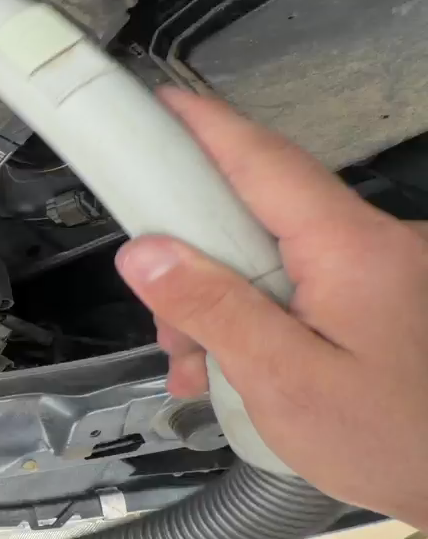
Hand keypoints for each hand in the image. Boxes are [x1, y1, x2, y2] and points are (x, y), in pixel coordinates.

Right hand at [114, 88, 427, 525]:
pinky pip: (291, 289)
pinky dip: (247, 322)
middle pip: (249, 225)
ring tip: (205, 374)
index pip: (266, 166)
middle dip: (188, 271)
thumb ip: (211, 309)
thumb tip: (143, 252)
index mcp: (354, 252)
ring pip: (262, 264)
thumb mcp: (283, 378)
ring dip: (213, 312)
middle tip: (169, 339)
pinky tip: (233, 369)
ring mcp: (382, 272)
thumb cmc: (396, 438)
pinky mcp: (383, 298)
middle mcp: (375, 247)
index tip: (161, 100)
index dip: (208, 128)